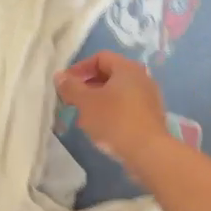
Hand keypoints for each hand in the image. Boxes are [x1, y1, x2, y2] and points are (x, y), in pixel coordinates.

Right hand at [54, 52, 171, 168]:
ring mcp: (149, 98)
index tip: (65, 84)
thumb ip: (71, 87)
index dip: (80, 68)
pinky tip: (101, 129)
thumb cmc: (115, 121)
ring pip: (117, 93)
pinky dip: (111, 113)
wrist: (148, 152)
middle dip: (88, 86)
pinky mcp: (150, 117)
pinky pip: (126, 108)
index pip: (100, 58)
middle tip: (72, 100)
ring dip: (98, 101)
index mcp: (127, 68)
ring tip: (83, 117)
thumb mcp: (86, 103)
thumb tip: (59, 76)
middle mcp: (141, 78)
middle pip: (110, 75)